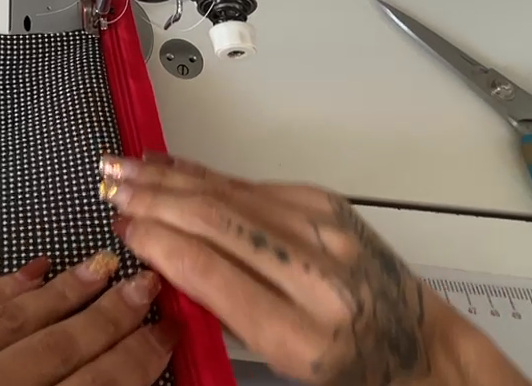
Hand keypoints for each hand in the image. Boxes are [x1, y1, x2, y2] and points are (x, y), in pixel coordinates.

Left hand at [0, 251, 175, 385]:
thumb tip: (107, 375)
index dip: (130, 361)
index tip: (160, 335)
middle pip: (54, 348)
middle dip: (107, 316)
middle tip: (144, 289)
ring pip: (10, 317)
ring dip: (63, 291)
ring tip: (101, 268)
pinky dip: (3, 287)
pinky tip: (36, 271)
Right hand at [100, 155, 529, 385]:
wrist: (420, 344)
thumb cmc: (349, 365)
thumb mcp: (282, 360)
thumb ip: (223, 306)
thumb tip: (160, 250)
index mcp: (304, 335)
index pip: (212, 273)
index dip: (159, 242)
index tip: (124, 227)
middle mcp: (317, 274)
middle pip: (215, 219)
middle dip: (153, 197)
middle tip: (110, 187)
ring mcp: (323, 228)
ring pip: (225, 189)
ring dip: (166, 175)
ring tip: (122, 166)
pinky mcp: (322, 200)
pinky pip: (246, 181)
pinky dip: (199, 172)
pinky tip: (168, 165)